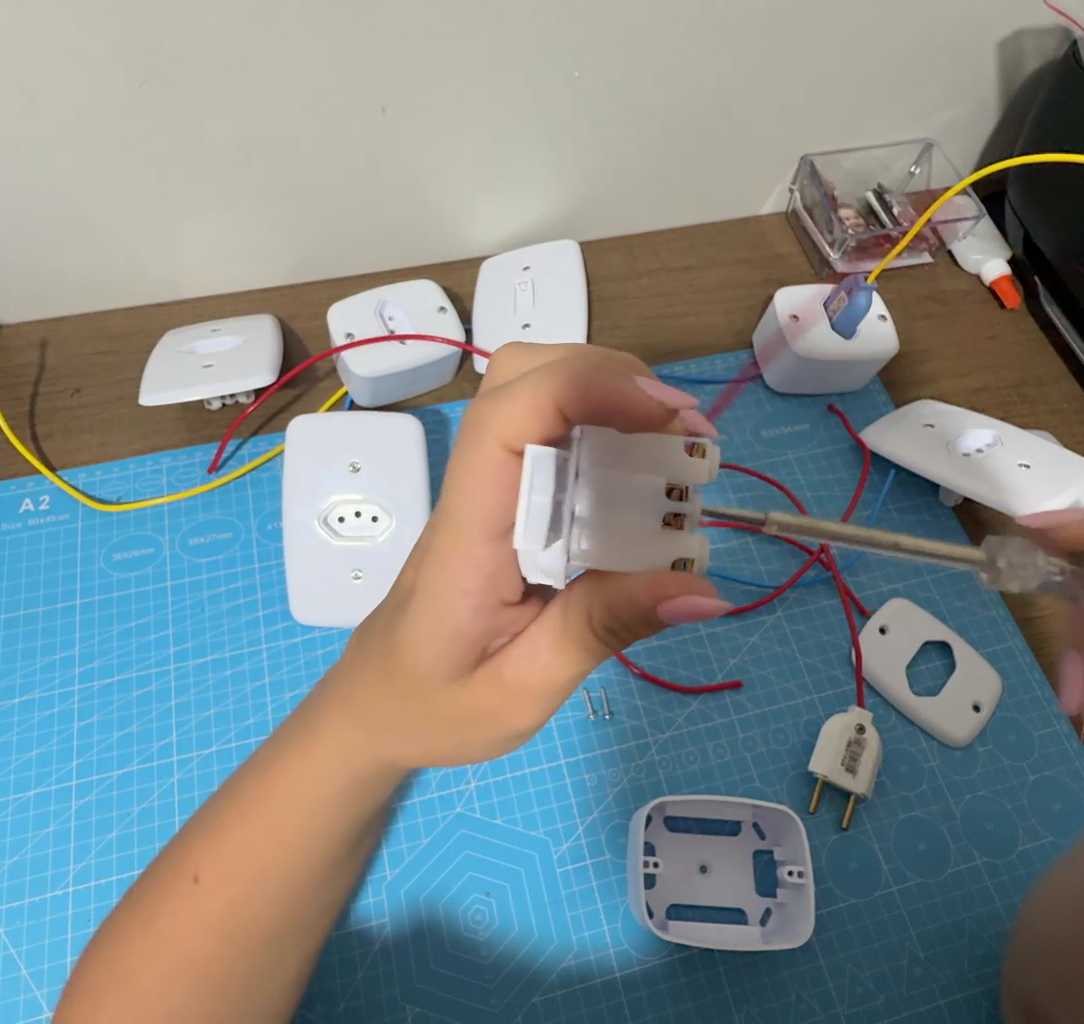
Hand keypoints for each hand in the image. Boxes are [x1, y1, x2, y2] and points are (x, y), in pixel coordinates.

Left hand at [299, 344, 732, 771]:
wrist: (376, 706)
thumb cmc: (437, 706)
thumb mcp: (523, 691)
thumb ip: (603, 630)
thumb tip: (707, 591)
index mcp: (468, 531)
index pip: (508, 417)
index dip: (588, 387)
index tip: (671, 417)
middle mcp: (471, 491)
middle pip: (519, 377)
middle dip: (609, 378)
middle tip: (684, 431)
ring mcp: (483, 490)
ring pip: (532, 393)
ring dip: (610, 397)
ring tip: (676, 446)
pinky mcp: (500, 501)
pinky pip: (546, 435)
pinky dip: (602, 428)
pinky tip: (642, 472)